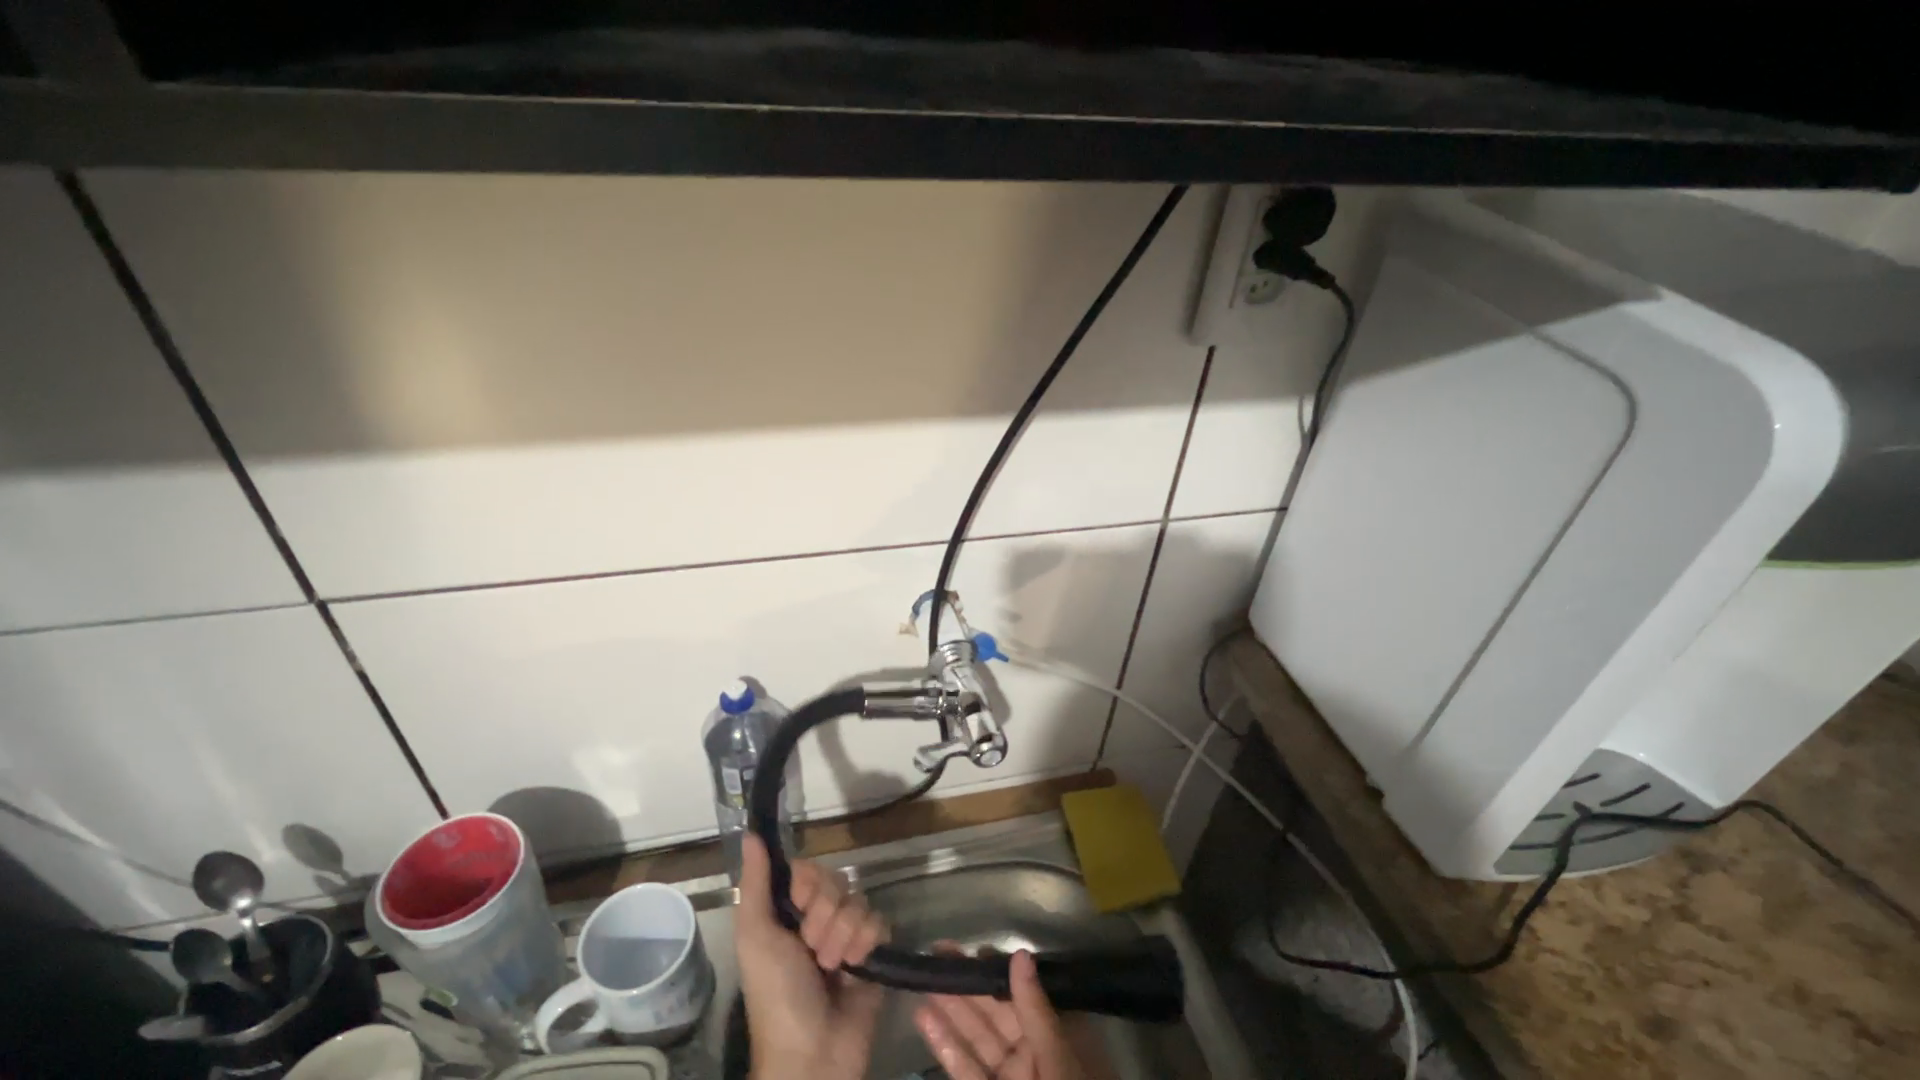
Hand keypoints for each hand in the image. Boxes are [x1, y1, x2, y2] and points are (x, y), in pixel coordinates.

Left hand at [735, 832, 888, 1079]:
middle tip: (812, 948)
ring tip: (831, 967)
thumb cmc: (776, 995)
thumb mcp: (756, 937)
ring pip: (859, 902)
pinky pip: (880, 923)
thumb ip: (757, 884)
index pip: (809, 869)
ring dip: (843, 935)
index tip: (800, 905)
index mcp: (787, 914)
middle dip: (825, 914)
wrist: (813, 1052)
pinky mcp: (875, 954)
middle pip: (836, 882)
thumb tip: (750, 832)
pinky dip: (866, 944)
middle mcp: (818, 920)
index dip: (809, 883)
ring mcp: (848, 937)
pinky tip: (855, 968)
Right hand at [913, 948, 1111, 1079]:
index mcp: (1056, 1042)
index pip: (1022, 997)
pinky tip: (924, 1018)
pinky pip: (964, 1070)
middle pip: (993, 1014)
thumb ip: (1035, 1010)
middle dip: (966, 985)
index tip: (971, 948)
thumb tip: (1020, 954)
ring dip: (949, 1010)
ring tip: (924, 979)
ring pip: (974, 1039)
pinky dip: (944, 1045)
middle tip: (936, 954)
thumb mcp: (1057, 1061)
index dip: (996, 972)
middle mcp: (1030, 1057)